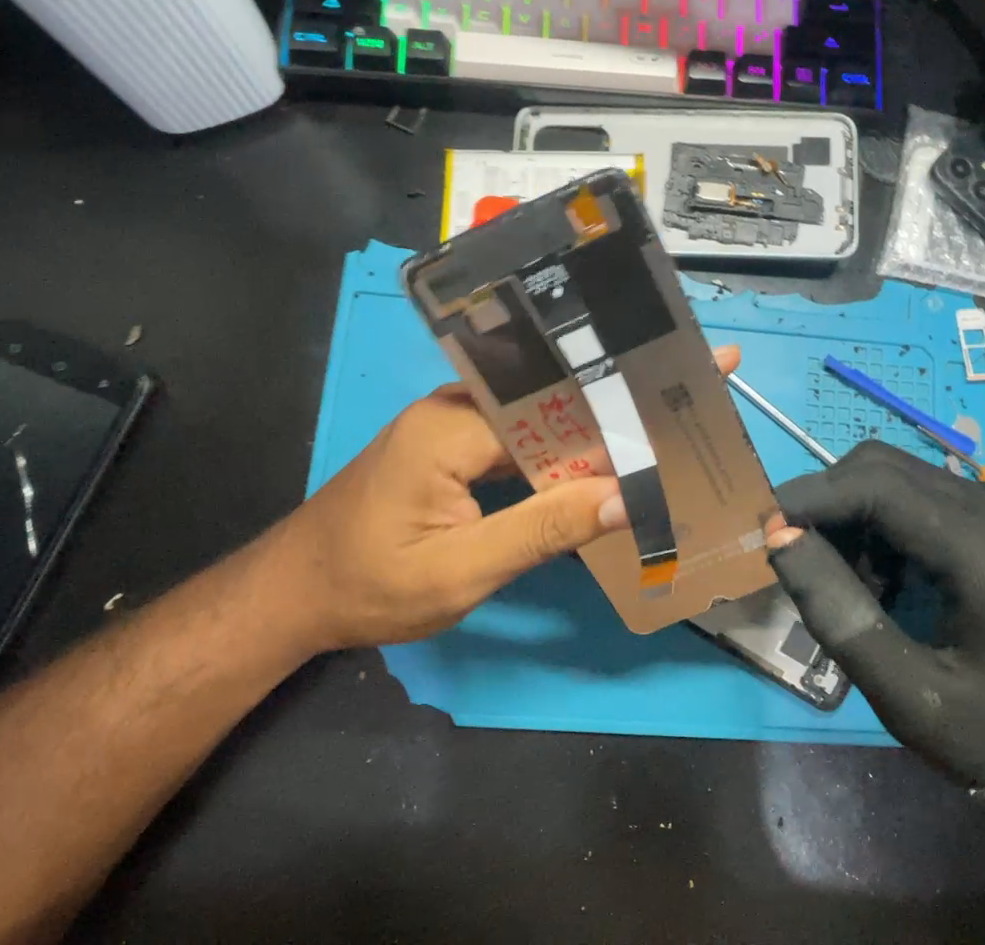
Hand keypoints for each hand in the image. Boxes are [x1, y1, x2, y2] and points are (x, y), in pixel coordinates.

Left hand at [269, 345, 740, 652]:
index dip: (623, 407)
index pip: (557, 406)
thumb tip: (626, 499)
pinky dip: (568, 452)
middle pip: (555, 398)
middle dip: (624, 399)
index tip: (682, 390)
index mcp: (452, 424)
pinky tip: (609, 461)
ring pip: (543, 418)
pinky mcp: (455, 448)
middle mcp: (455, 408)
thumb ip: (543, 530)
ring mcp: (453, 426)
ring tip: (666, 419)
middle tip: (692, 390)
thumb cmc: (367, 587)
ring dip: (600, 426)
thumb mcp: (459, 572)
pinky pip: (523, 441)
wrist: (293, 595)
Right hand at [765, 441, 984, 867]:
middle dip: (825, 501)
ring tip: (833, 579)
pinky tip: (868, 580)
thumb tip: (780, 542)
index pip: (880, 487)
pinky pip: (908, 500)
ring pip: (891, 477)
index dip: (813, 498)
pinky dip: (870, 527)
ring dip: (846, 514)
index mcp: (983, 551)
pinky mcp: (982, 527)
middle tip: (788, 554)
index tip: (763, 531)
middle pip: (883, 467)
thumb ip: (842, 617)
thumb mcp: (908, 694)